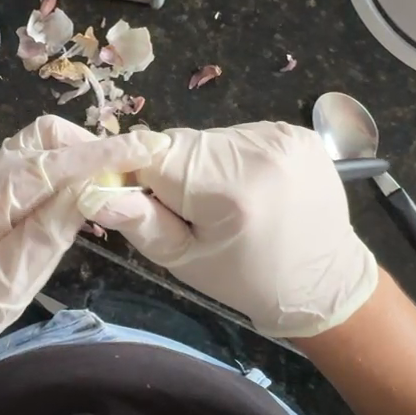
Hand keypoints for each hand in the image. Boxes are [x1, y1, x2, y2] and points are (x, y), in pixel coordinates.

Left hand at [0, 116, 162, 401]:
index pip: (51, 164)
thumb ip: (49, 233)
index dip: (101, 155)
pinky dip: (64, 169)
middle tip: (128, 178)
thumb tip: (93, 190)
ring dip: (79, 156)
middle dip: (90, 147)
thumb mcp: (10, 283)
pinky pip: (34, 164)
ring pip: (40, 146)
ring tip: (112, 186)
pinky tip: (82, 196)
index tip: (146, 146)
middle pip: (44, 138)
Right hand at [77, 121, 376, 337]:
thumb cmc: (246, 280)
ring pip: (208, 138)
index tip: (136, 196)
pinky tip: (247, 186)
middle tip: (185, 208)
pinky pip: (239, 136)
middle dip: (170, 169)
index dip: (134, 172)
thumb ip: (138, 221)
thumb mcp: (182, 261)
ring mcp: (281, 136)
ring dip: (202, 162)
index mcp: (226, 190)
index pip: (150, 154)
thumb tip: (91, 189)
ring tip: (221, 200)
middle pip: (180, 144)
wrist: (325, 282)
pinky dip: (231, 157)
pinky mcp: (297, 132)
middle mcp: (256, 152)